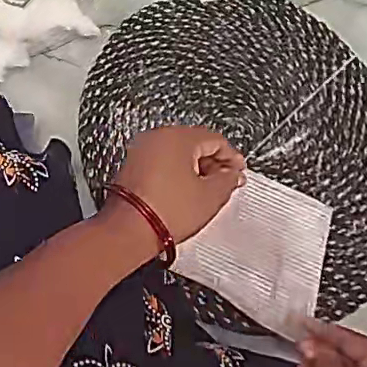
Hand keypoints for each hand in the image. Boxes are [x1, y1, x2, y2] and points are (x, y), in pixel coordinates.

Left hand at [111, 126, 244, 241]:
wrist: (129, 229)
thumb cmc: (164, 211)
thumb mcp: (210, 196)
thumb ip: (228, 180)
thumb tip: (232, 175)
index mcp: (178, 137)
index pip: (215, 139)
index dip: (231, 157)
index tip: (237, 171)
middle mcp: (158, 137)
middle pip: (195, 142)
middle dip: (213, 162)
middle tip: (225, 181)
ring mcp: (142, 149)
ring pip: (177, 152)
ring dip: (195, 168)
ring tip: (205, 191)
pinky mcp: (133, 164)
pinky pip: (161, 161)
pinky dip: (175, 172)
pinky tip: (183, 193)